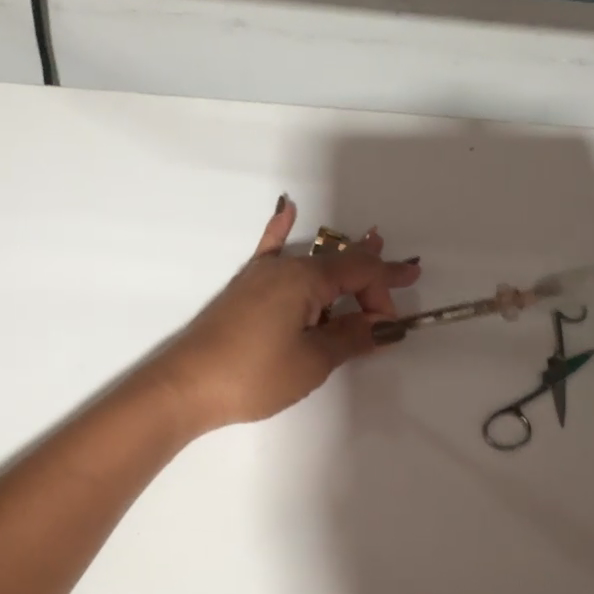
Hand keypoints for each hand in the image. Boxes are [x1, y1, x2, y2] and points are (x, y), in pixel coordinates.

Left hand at [146, 197, 420, 435]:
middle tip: (408, 275)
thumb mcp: (312, 360)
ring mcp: (259, 276)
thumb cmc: (253, 375)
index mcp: (305, 279)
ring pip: (312, 262)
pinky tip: (287, 207)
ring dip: (343, 259)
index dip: (384, 294)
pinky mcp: (243, 290)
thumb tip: (383, 326)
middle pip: (338, 265)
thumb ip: (351, 338)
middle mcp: (283, 268)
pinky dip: (281, 230)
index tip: (393, 327)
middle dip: (372, 276)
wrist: (185, 386)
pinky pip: (269, 250)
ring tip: (374, 243)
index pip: (359, 273)